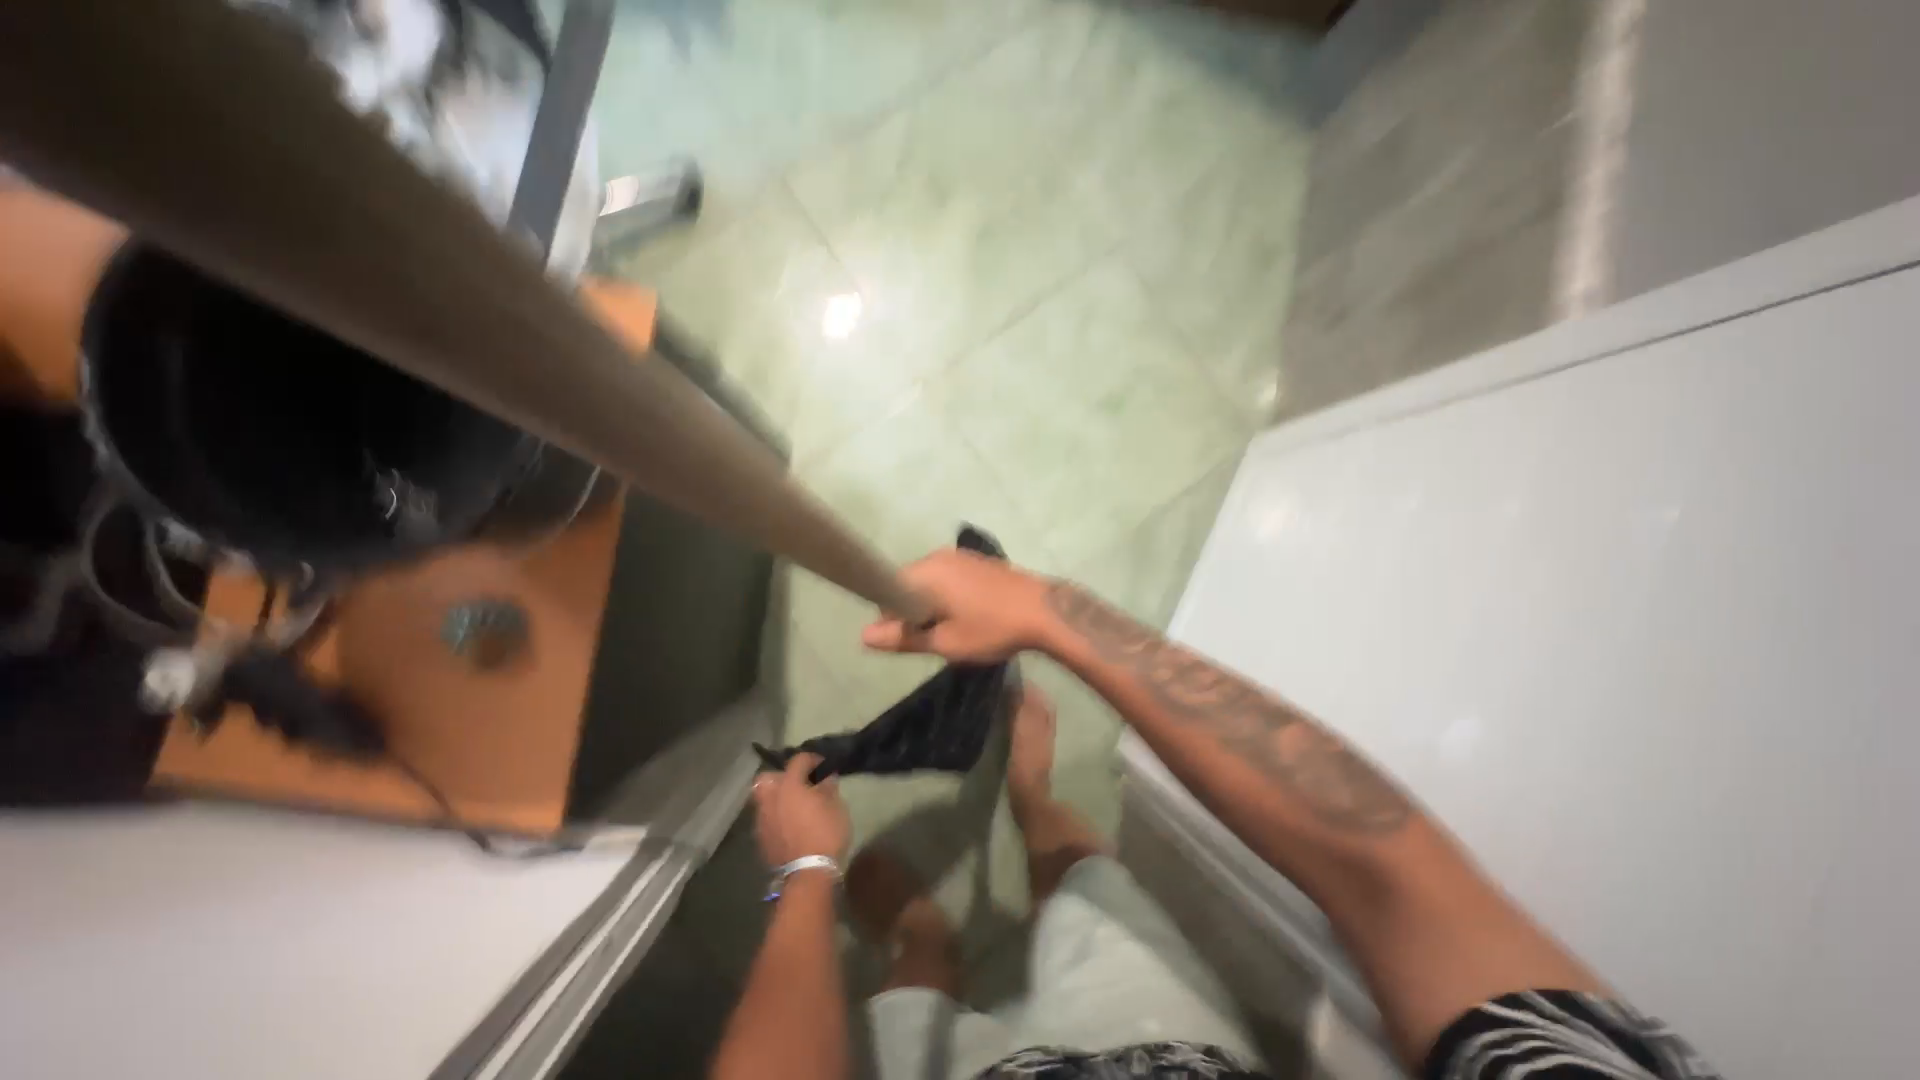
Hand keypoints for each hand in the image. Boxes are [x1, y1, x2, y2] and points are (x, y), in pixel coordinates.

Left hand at [752, 754, 849, 867]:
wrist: (807, 873)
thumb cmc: (826, 834)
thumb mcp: (836, 807)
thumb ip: (829, 788)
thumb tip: (826, 778)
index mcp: (789, 785)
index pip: (798, 761)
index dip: (812, 759)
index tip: (823, 765)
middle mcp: (770, 798)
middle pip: (768, 777)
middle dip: (781, 776)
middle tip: (798, 785)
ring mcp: (762, 819)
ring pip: (764, 799)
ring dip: (777, 798)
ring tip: (794, 806)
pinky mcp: (761, 838)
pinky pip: (766, 818)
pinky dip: (775, 816)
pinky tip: (789, 824)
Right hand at [861, 548, 1053, 663]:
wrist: (1046, 613)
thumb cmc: (992, 629)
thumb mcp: (945, 642)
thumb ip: (903, 638)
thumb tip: (864, 636)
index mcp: (924, 572)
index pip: (886, 589)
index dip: (891, 617)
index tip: (908, 638)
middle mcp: (937, 557)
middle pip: (907, 585)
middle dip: (913, 612)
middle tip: (935, 640)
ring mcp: (960, 556)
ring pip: (929, 583)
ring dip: (933, 606)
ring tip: (955, 631)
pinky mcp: (978, 562)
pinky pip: (949, 579)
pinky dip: (950, 598)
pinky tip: (970, 617)